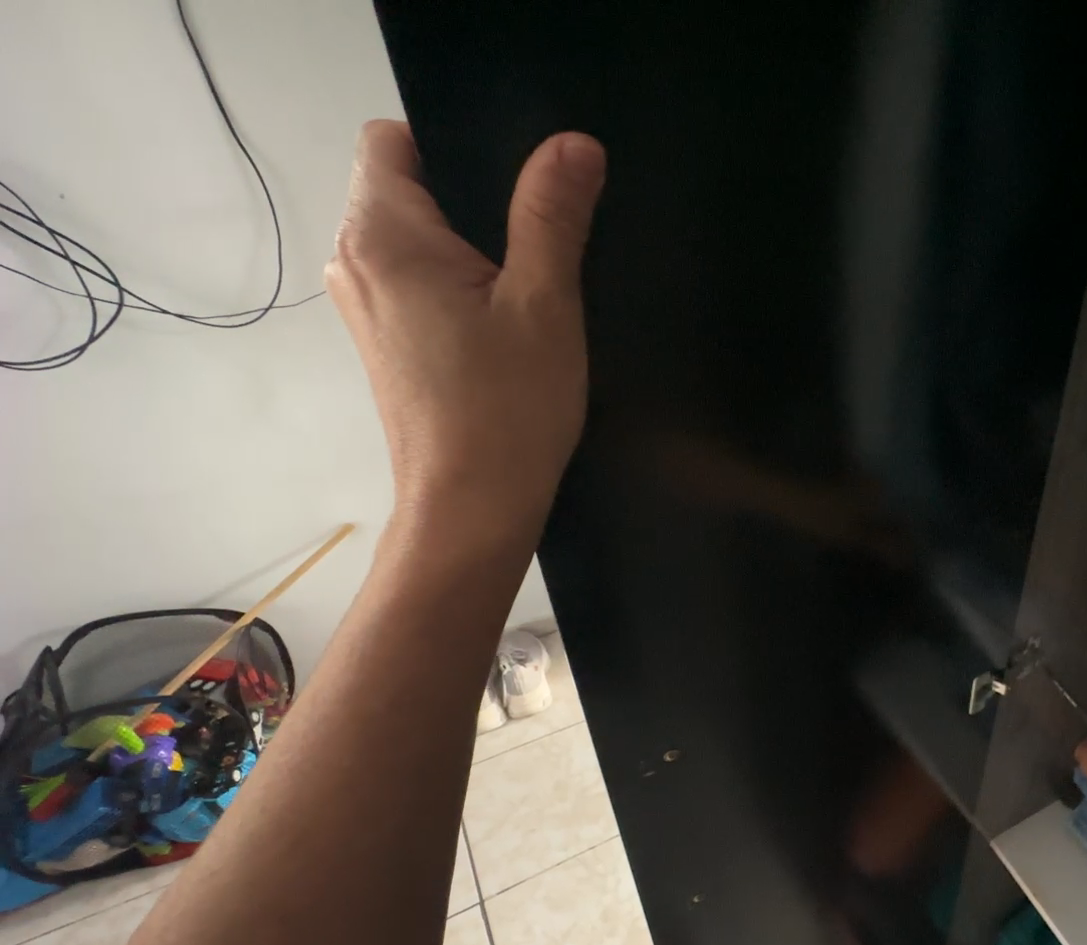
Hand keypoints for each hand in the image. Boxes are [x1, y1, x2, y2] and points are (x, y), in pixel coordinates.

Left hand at [326, 120, 606, 524]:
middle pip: (408, 189)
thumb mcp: (544, 303)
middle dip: (476, 202)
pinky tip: (511, 328)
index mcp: (384, 236)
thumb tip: (574, 143)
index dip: (459, 146)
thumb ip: (552, 217)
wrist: (473, 506)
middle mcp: (355, 261)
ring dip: (475, 250)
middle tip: (547, 242)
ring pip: (419, 242)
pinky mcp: (388, 343)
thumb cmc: (508, 405)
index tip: (521, 191)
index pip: (395, 139)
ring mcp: (366, 306)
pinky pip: (422, 285)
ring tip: (535, 289)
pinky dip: (464, 288)